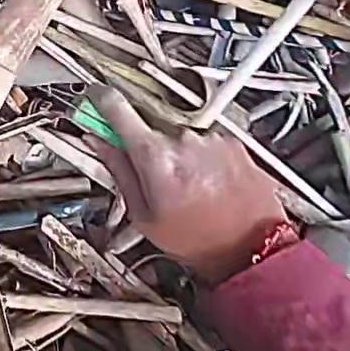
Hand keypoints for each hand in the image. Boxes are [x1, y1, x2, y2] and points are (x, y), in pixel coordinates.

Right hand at [85, 85, 287, 284]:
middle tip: (148, 171)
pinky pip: (201, 140)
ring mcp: (210, 138)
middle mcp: (182, 138)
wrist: (255, 252)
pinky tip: (203, 182)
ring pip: (175, 133)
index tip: (94, 99)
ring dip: (173, 150)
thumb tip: (97, 141)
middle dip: (141, 141)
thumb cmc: (199, 240)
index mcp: (154, 155)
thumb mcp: (142, 212)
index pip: (115, 105)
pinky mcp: (231, 142)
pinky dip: (198, 155)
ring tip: (183, 185)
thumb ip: (117, 168)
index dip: (99, 99)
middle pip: (147, 123)